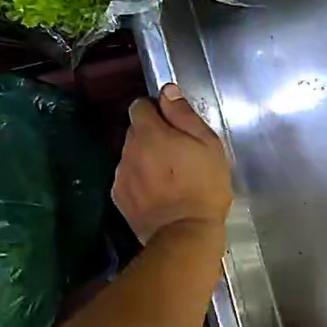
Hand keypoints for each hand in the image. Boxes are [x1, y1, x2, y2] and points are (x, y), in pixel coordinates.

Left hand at [113, 82, 232, 243]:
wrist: (185, 235)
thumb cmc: (203, 187)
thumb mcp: (207, 145)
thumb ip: (183, 115)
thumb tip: (167, 91)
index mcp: (149, 133)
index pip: (139, 106)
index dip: (156, 111)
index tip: (173, 125)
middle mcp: (128, 150)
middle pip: (135, 131)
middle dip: (152, 136)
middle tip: (178, 154)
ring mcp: (120, 175)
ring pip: (131, 155)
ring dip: (144, 159)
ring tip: (169, 178)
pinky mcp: (118, 197)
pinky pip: (127, 178)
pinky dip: (139, 181)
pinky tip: (158, 194)